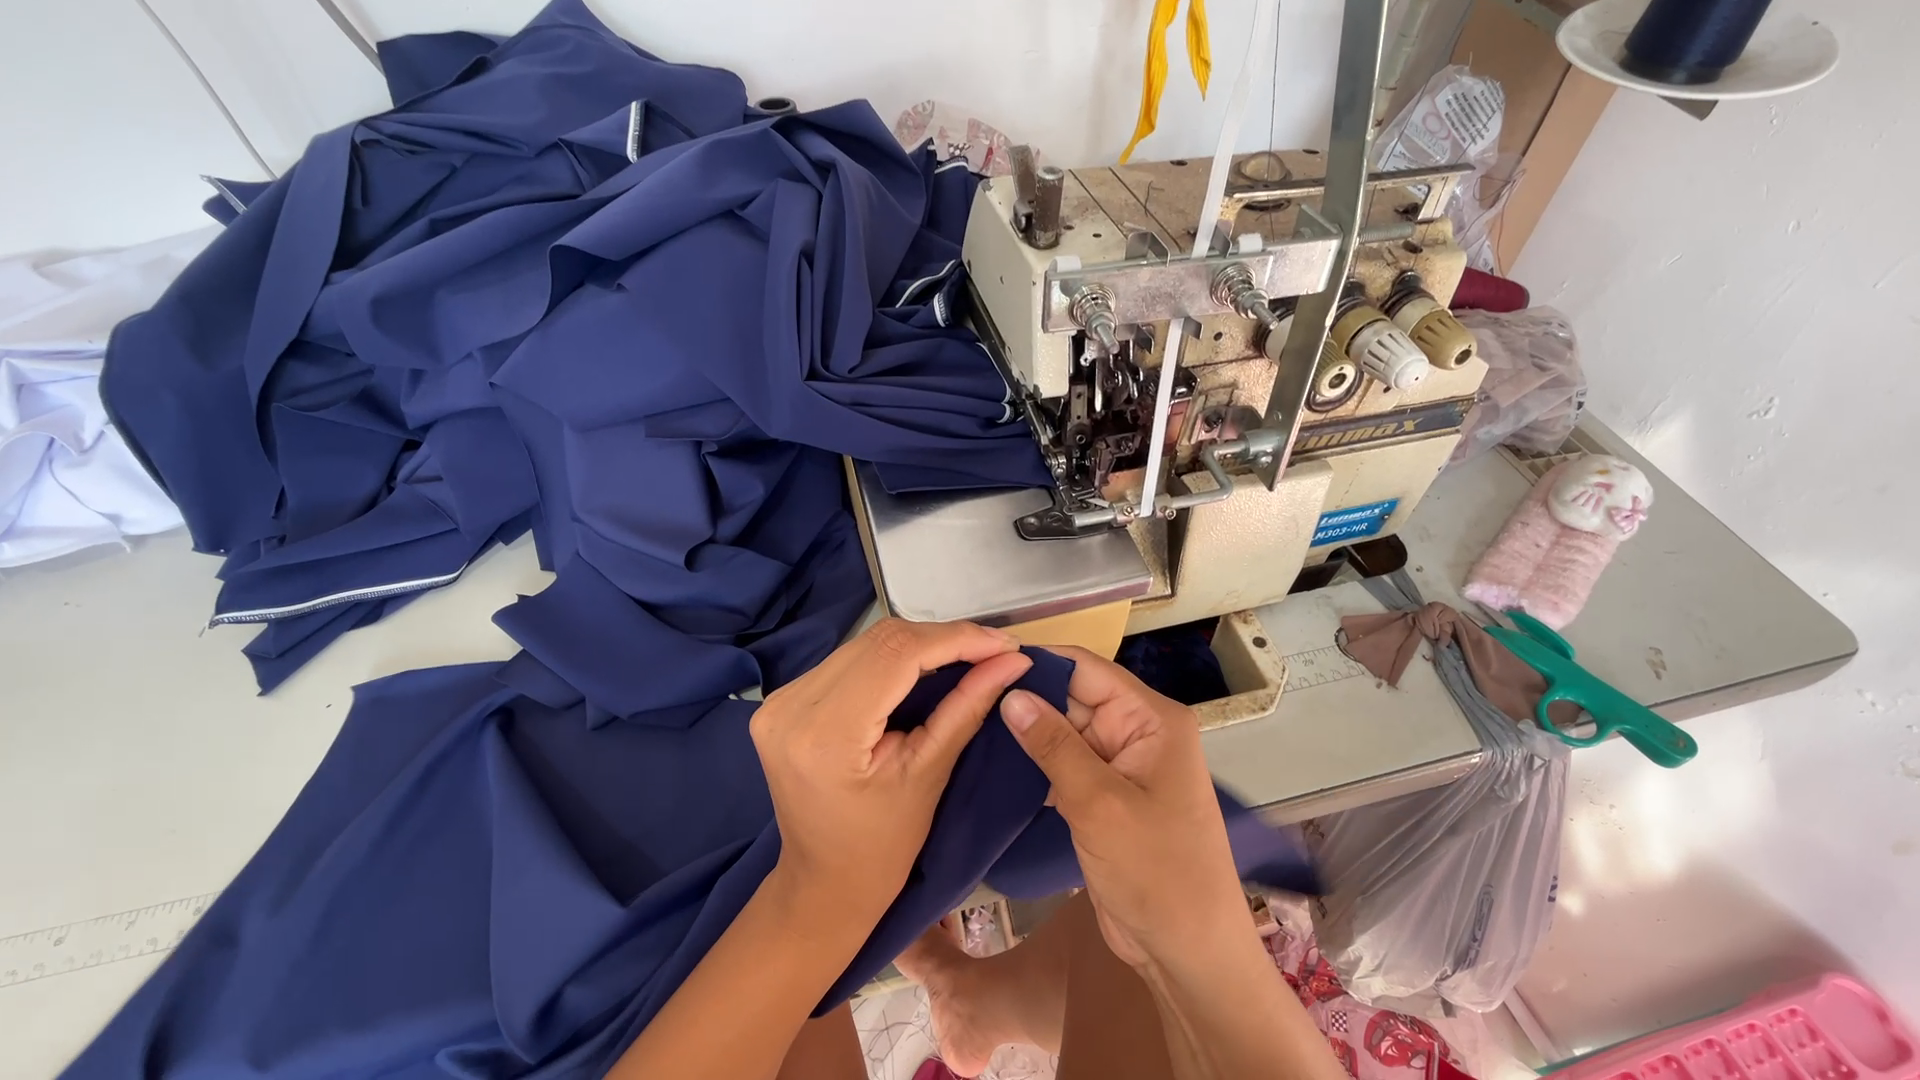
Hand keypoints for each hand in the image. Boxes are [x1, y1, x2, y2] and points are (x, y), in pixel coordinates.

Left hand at [750, 618, 1032, 917]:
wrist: (824, 881)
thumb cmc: (882, 847)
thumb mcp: (929, 775)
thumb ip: (966, 708)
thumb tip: (1011, 661)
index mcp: (825, 733)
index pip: (896, 655)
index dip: (955, 639)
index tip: (1005, 644)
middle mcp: (792, 705)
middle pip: (879, 641)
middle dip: (943, 639)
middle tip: (994, 651)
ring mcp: (781, 698)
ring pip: (866, 643)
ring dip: (920, 645)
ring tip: (969, 656)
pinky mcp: (785, 698)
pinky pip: (850, 659)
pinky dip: (893, 659)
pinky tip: (926, 668)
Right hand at [999, 647, 1248, 970]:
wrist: (1187, 951)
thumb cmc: (1157, 872)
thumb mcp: (1099, 803)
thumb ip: (1053, 746)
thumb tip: (1010, 695)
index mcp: (1150, 719)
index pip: (1087, 669)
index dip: (1038, 662)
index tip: (983, 663)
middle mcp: (1136, 733)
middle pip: (1073, 698)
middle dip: (1026, 699)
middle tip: (963, 697)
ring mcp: (1119, 767)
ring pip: (1063, 733)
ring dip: (1025, 734)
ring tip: (968, 725)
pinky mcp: (1103, 797)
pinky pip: (1064, 766)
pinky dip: (1034, 765)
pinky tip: (992, 764)